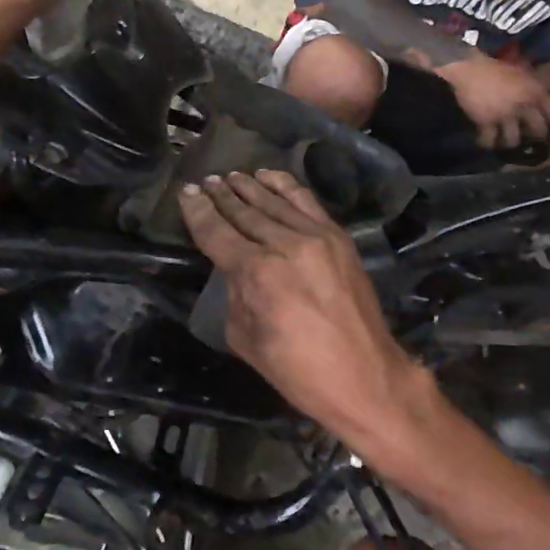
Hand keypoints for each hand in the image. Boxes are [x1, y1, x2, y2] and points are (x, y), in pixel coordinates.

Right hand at [178, 171, 426, 445]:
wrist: (363, 374)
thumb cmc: (297, 369)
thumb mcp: (245, 338)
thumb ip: (234, 293)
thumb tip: (234, 267)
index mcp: (256, 273)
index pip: (217, 232)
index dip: (197, 211)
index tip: (185, 192)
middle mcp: (285, 245)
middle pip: (245, 212)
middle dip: (221, 195)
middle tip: (204, 181)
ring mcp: (316, 237)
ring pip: (275, 202)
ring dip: (249, 187)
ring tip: (231, 176)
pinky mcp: (339, 238)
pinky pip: (307, 202)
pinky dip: (285, 186)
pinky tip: (268, 176)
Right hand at [434, 54, 549, 149]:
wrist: (470, 69)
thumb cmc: (495, 66)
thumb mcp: (521, 69)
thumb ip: (532, 82)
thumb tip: (543, 86)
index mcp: (534, 91)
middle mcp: (524, 106)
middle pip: (538, 130)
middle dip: (536, 137)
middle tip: (532, 140)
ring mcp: (505, 116)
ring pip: (513, 140)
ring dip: (510, 143)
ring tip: (507, 144)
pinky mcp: (486, 123)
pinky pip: (489, 140)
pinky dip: (487, 143)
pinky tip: (486, 142)